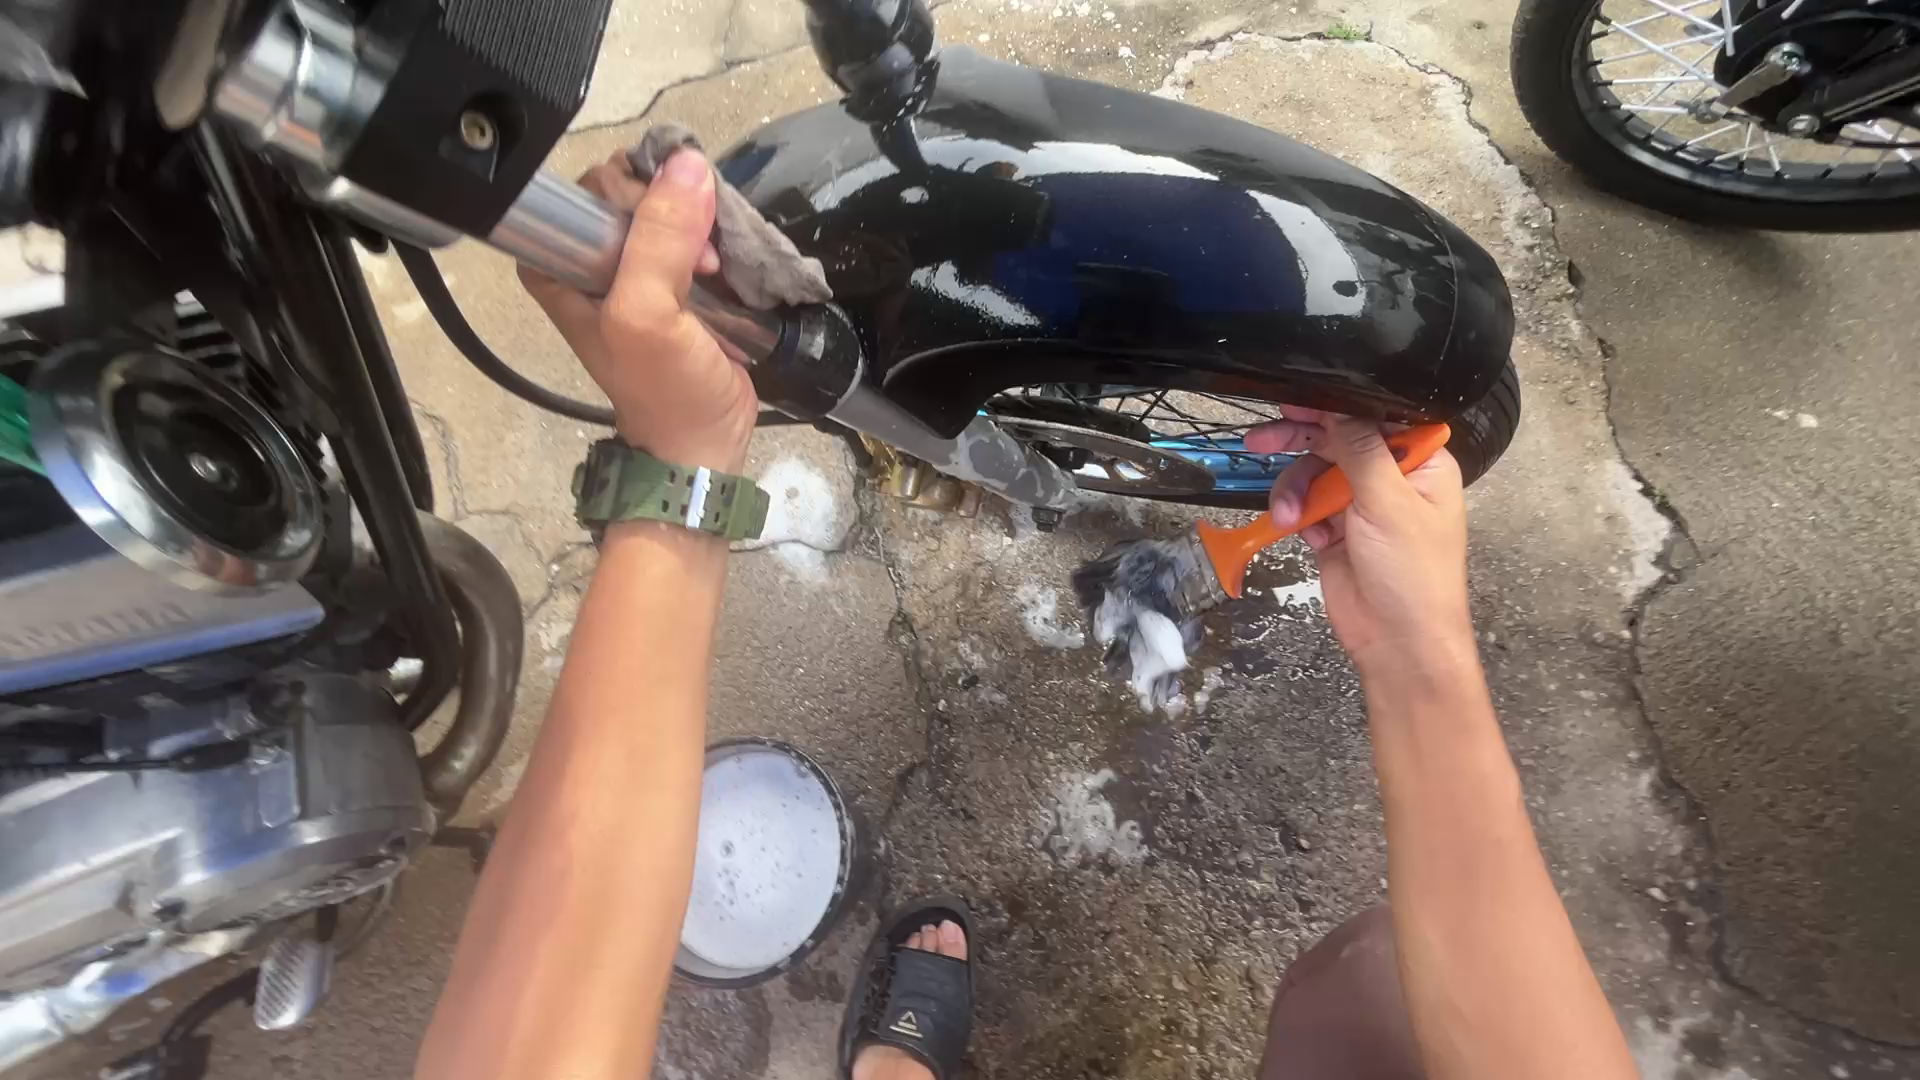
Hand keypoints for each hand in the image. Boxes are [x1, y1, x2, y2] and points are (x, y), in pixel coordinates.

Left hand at [520, 148, 755, 472]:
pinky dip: (718, 240)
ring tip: (718, 267)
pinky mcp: (680, 284)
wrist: (705, 440)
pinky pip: (698, 235)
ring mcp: (639, 271)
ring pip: (670, 210)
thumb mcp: (647, 314)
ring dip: (703, 227)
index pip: (589, 189)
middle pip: (633, 192)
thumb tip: (691, 165)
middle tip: (702, 261)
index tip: (670, 236)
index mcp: (559, 264)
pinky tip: (727, 266)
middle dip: (675, 214)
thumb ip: (660, 241)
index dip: (636, 197)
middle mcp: (593, 261)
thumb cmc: (665, 388)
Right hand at [1245, 409, 1474, 678]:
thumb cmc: (1413, 576)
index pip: (1375, 420)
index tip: (1296, 403)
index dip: (1335, 409)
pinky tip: (1302, 533)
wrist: (1395, 641)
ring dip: (1294, 492)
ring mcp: (1358, 505)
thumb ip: (1360, 452)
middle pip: (1335, 443)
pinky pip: (1302, 506)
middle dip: (1299, 445)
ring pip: (1311, 475)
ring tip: (1289, 517)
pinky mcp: (1332, 529)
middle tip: (1260, 440)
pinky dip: (1295, 516)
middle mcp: (1388, 479)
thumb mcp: (1388, 504)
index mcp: (1419, 464)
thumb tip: (1340, 410)